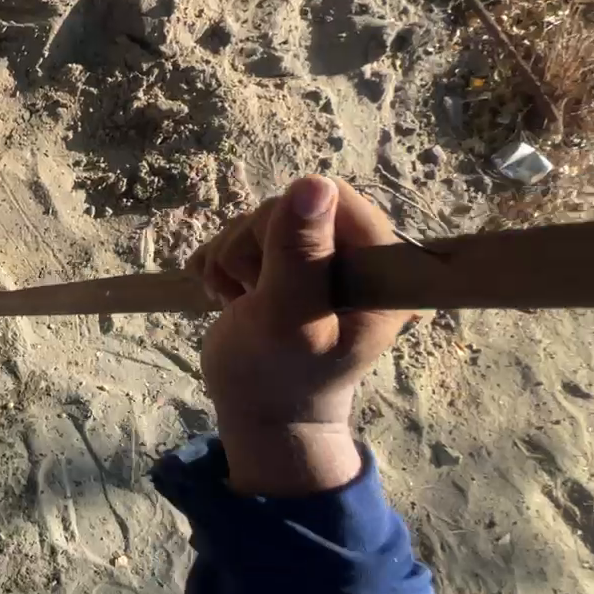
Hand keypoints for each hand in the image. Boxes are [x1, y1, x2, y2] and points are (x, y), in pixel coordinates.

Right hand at [185, 176, 409, 496]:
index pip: (332, 200)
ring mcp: (309, 258)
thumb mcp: (290, 318)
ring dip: (226, 262)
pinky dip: (213, 266)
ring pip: (248, 223)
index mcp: (381, 262)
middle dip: (247, 251)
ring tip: (239, 301)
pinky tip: (225, 294)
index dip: (288, 228)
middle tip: (252, 296)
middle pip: (281, 209)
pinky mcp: (271, 265)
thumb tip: (310, 184)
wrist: (260, 409)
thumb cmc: (283, 374)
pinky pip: (227, 238)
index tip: (275, 276)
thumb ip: (300, 254)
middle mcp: (351, 253)